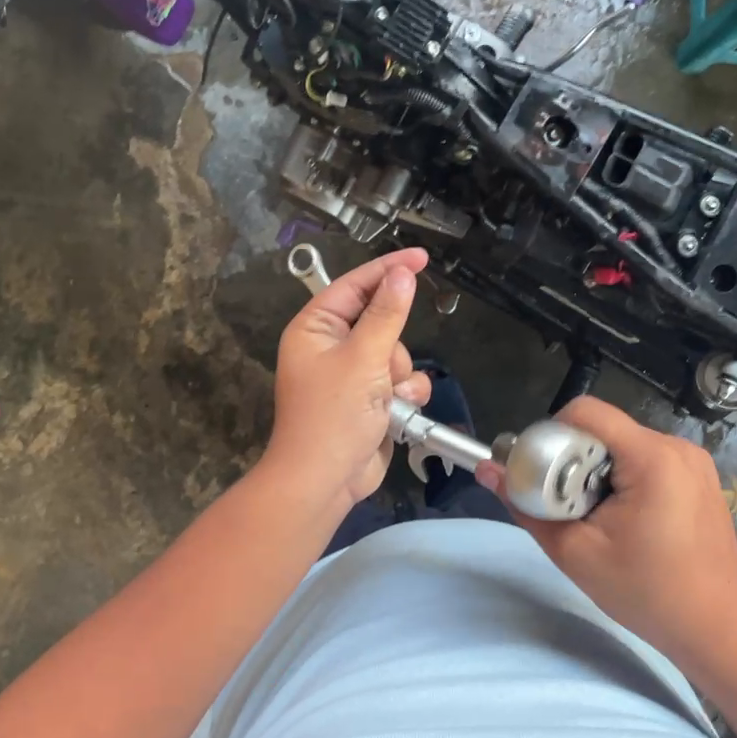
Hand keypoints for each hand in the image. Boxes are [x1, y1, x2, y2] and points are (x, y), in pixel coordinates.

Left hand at [262, 248, 431, 516]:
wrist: (326, 479)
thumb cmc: (333, 415)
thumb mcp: (362, 358)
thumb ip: (386, 314)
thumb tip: (401, 274)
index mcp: (315, 328)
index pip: (355, 285)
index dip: (388, 269)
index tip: (421, 257)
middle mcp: (331, 346)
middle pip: (381, 321)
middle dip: (392, 344)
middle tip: (383, 366)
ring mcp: (351, 374)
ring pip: (396, 353)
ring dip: (400, 374)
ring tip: (387, 397)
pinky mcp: (370, 400)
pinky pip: (401, 381)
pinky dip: (405, 394)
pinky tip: (400, 411)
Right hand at [480, 396, 736, 644]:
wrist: (717, 626)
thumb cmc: (647, 591)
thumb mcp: (575, 552)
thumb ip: (528, 507)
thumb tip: (486, 471)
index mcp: (651, 457)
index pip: (586, 412)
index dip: (552, 435)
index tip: (545, 476)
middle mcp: (676, 446)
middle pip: (603, 430)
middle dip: (575, 461)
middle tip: (567, 506)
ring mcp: (693, 460)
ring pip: (622, 445)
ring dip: (599, 472)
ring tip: (597, 518)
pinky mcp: (699, 476)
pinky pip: (645, 460)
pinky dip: (624, 480)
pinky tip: (627, 521)